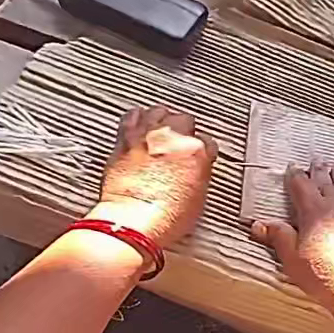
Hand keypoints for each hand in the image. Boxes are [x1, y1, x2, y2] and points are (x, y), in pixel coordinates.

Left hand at [92, 105, 217, 248]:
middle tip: (180, 145)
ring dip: (162, 120)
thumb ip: (200, 173)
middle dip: (184, 131)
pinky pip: (132, 115)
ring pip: (160, 111)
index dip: (203, 150)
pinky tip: (139, 125)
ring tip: (161, 131)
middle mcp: (174, 138)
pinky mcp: (126, 138)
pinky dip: (137, 118)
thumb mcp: (199, 196)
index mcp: (197, 151)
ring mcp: (149, 136)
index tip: (198, 157)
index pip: (208, 141)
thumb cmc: (166, 216)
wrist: (135, 221)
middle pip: (184, 120)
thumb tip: (196, 168)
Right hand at [249, 162, 333, 328]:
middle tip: (317, 160)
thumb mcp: (293, 259)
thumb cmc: (325, 277)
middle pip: (325, 182)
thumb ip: (279, 237)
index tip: (292, 167)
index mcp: (313, 211)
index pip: (301, 186)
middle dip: (319, 171)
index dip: (295, 176)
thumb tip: (259, 224)